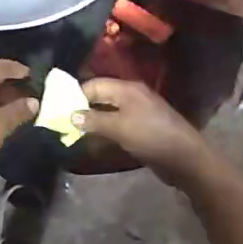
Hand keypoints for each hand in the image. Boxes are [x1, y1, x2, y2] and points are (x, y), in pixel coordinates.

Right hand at [74, 78, 212, 183]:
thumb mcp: (119, 127)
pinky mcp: (141, 128)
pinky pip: (116, 125)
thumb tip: (70, 115)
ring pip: (107, 112)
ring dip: (91, 122)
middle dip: (81, 109)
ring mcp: (137, 112)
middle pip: (100, 97)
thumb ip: (94, 120)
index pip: (94, 85)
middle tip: (61, 123)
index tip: (57, 110)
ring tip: (72, 133)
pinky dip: (103, 131)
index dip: (75, 96)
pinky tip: (92, 141)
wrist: (185, 158)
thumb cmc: (151, 137)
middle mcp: (131, 96)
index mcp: (127, 89)